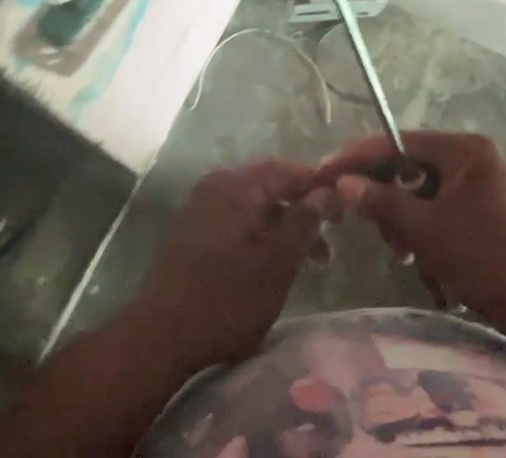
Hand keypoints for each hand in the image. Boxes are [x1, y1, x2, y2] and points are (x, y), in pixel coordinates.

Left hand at [129, 160, 336, 372]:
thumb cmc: (226, 299)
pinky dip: (259, 234)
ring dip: (283, 227)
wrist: (160, 335)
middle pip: (269, 185)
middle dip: (302, 210)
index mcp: (236, 185)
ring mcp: (199, 207)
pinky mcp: (191, 231)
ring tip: (308, 262)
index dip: (319, 186)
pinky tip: (272, 263)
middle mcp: (215, 186)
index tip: (345, 211)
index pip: (288, 170)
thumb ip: (304, 222)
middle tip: (328, 245)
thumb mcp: (277, 263)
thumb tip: (326, 192)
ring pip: (253, 205)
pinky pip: (235, 220)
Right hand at [316, 131, 505, 330]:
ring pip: (427, 192)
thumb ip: (381, 202)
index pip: (396, 142)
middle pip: (411, 167)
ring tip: (401, 253)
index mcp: (461, 150)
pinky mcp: (493, 211)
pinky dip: (429, 229)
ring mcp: (486, 184)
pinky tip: (424, 259)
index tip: (325, 172)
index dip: (357, 158)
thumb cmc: (488, 256)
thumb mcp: (425, 230)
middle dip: (386, 197)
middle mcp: (474, 157)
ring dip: (407, 219)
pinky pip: (446, 210)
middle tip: (365, 224)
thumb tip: (343, 183)